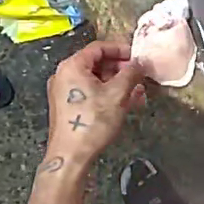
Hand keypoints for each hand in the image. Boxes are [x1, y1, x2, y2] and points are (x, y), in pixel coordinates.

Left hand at [42, 40, 146, 170]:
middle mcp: (64, 75)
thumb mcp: (117, 94)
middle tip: (139, 75)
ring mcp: (63, 92)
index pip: (99, 47)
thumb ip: (131, 73)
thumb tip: (141, 62)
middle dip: (120, 69)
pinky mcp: (66, 107)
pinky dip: (106, 93)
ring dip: (116, 83)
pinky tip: (124, 103)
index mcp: (72, 66)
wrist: (70, 156)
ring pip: (94, 79)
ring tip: (136, 91)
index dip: (120, 49)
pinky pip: (89, 92)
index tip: (137, 57)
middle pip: (96, 63)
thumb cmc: (92, 122)